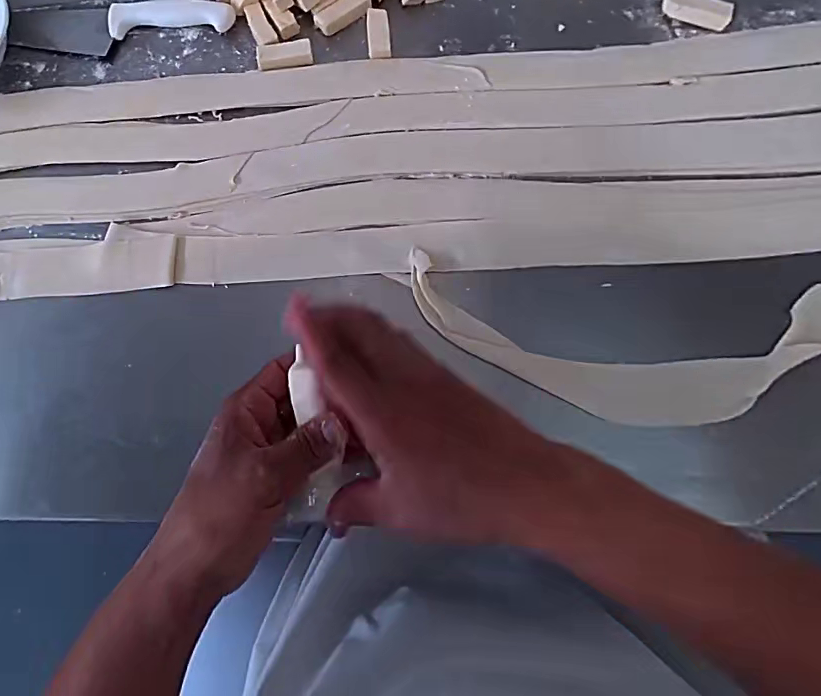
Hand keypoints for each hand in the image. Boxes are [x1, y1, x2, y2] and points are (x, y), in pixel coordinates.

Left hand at [147, 351, 343, 599]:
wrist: (192, 574)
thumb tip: (338, 424)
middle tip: (364, 415)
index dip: (314, 366)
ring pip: (307, 433)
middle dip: (331, 406)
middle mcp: (257, 425)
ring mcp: (268, 454)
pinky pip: (307, 462)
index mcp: (245, 410)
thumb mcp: (263, 476)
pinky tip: (349, 471)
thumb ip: (304, 448)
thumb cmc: (213, 519)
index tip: (348, 372)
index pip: (283, 369)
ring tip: (364, 442)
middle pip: (300, 400)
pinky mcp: (277, 481)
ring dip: (331, 439)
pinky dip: (325, 465)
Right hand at [285, 297, 585, 546]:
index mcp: (381, 411)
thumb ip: (357, 504)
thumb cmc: (462, 498)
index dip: (311, 332)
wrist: (526, 481)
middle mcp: (401, 379)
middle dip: (328, 315)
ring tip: (335, 329)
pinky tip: (374, 354)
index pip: (337, 361)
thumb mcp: (400, 510)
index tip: (294, 308)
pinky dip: (378, 334)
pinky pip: (401, 341)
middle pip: (359, 328)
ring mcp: (426, 371)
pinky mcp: (444, 374)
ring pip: (381, 329)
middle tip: (306, 320)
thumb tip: (333, 511)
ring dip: (353, 321)